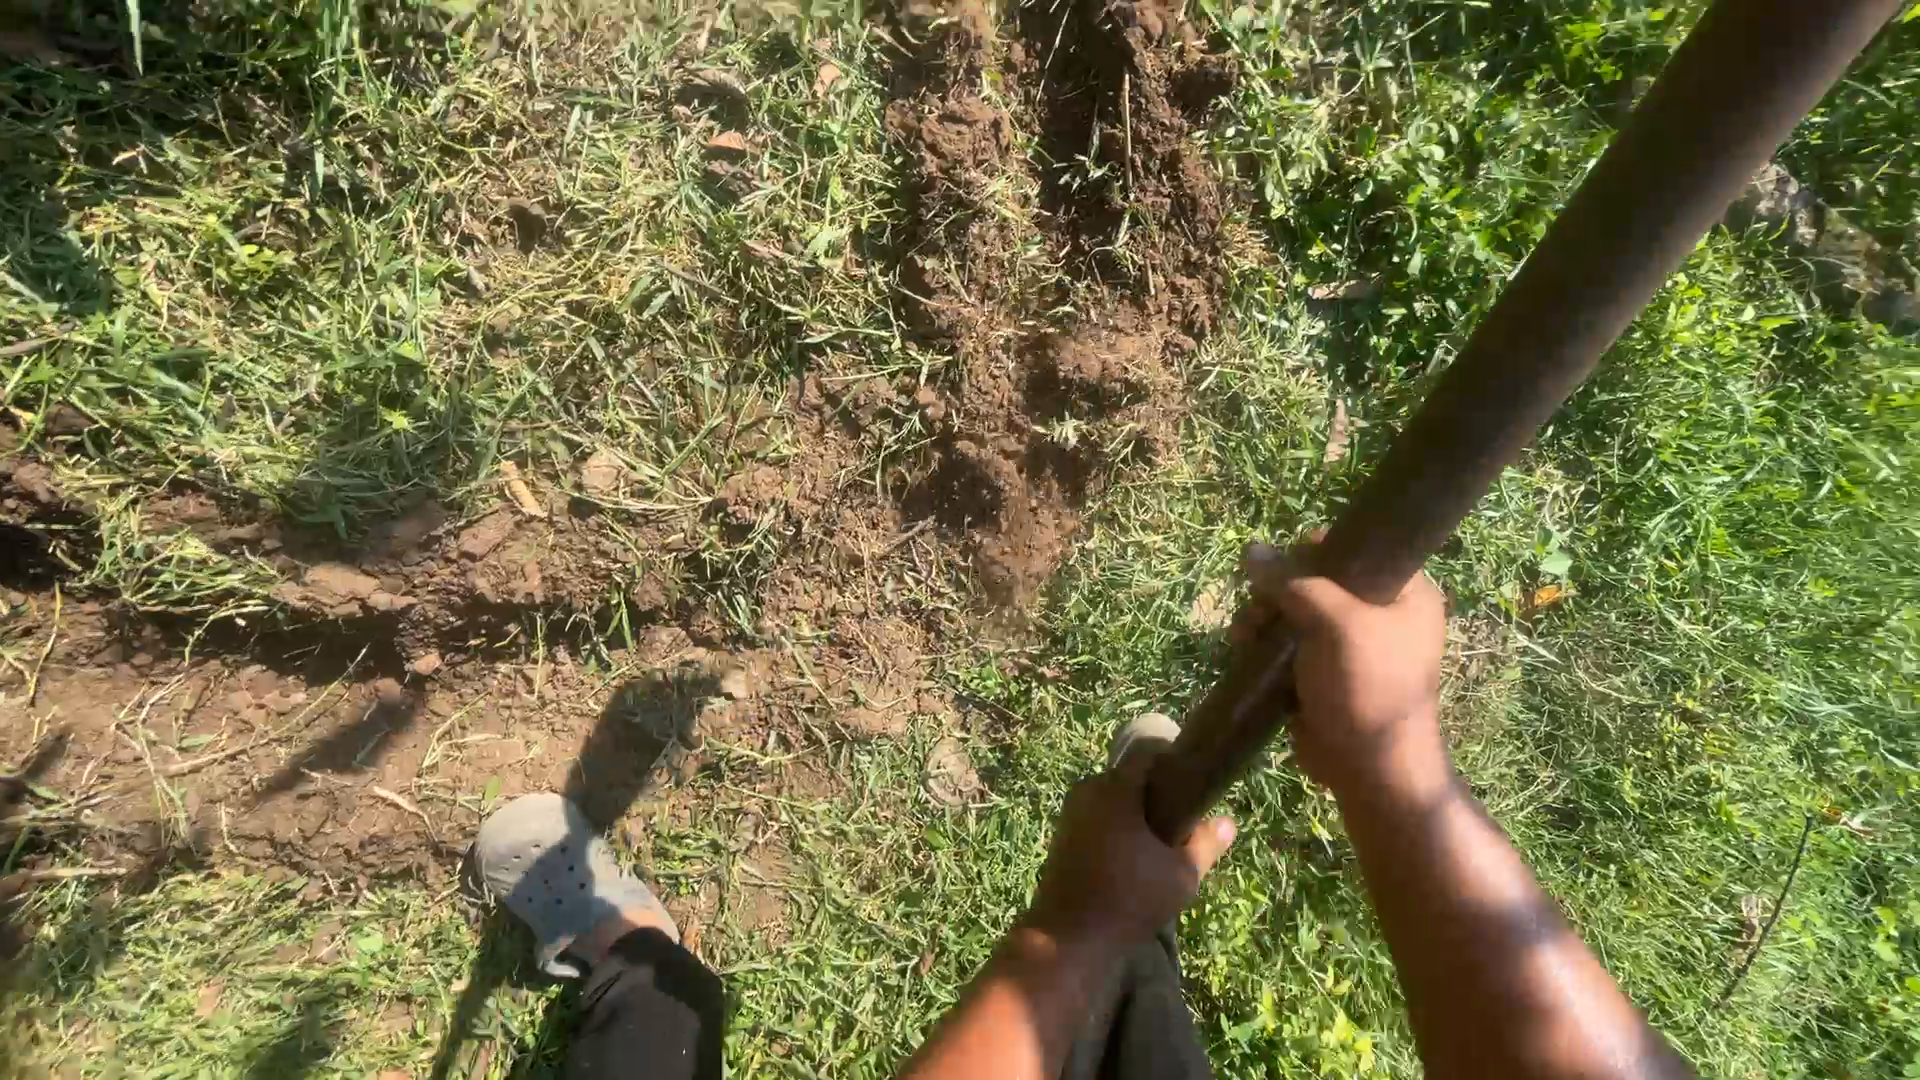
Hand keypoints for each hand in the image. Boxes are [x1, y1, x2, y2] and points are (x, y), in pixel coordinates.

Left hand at [1023, 749, 1236, 950]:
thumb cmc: (1131, 899)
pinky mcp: (1062, 832)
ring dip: (1133, 813)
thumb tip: (1227, 822)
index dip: (1172, 763)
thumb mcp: (1180, 874)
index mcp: (1115, 788)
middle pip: (1129, 777)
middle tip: (1180, 821)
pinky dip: (1113, 827)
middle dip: (1154, 793)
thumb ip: (1205, 844)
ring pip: (1111, 798)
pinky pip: (1095, 816)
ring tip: (1157, 844)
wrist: (1070, 935)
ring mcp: (1071, 810)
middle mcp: (1088, 789)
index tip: (1192, 783)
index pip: (1147, 754)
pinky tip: (1130, 856)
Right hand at [1236, 538, 1449, 800]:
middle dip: (1277, 589)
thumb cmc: (1368, 687)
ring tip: (1244, 634)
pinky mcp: (1320, 668)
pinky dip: (1262, 639)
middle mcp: (1378, 612)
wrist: (1368, 767)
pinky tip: (1243, 646)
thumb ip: (1294, 582)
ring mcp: (1347, 643)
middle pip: (1315, 578)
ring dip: (1262, 615)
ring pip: (1292, 608)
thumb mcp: (1336, 624)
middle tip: (1258, 609)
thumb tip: (1251, 551)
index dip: (1314, 552)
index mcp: (1405, 593)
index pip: (1356, 549)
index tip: (1284, 569)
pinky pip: (1285, 639)